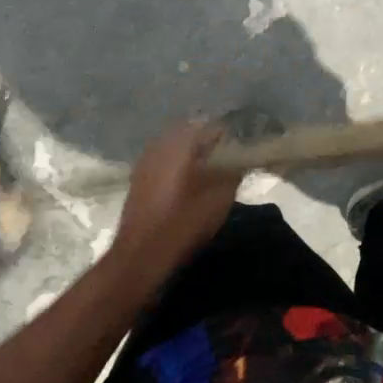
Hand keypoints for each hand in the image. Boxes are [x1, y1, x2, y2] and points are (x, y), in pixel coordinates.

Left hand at [111, 123, 240, 271]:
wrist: (140, 255)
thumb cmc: (182, 224)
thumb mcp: (219, 200)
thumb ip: (232, 173)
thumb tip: (241, 159)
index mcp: (180, 143)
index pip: (212, 127)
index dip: (230, 138)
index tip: (243, 150)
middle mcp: (160, 143)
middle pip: (192, 133)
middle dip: (211, 144)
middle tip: (228, 162)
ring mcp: (146, 158)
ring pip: (176, 146)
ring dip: (193, 154)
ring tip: (210, 174)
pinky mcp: (138, 176)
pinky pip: (164, 159)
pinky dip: (178, 165)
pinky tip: (188, 184)